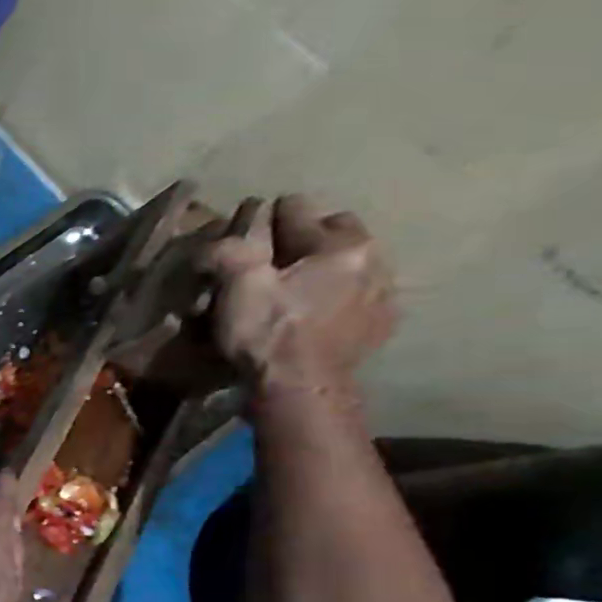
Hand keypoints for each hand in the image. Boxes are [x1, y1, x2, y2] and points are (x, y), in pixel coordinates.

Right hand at [200, 195, 396, 387]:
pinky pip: (357, 296)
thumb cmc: (269, 333)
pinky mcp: (380, 327)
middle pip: (334, 232)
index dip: (265, 221)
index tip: (245, 239)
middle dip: (304, 241)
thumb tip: (218, 242)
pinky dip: (336, 297)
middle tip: (270, 264)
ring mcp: (384, 296)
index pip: (298, 210)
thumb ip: (229, 251)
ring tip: (293, 291)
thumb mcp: (237, 285)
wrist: (300, 391)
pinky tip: (312, 314)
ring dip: (323, 270)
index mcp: (342, 244)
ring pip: (348, 264)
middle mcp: (375, 260)